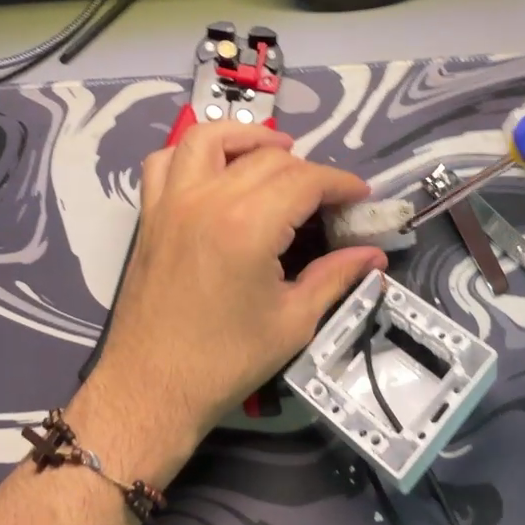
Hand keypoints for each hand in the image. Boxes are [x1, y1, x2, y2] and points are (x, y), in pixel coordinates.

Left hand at [71, 122, 385, 481]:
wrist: (152, 387)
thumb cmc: (226, 362)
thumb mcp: (293, 322)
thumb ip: (335, 277)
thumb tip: (374, 257)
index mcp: (248, 225)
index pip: (306, 180)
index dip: (341, 183)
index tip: (361, 196)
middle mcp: (207, 199)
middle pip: (267, 158)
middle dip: (307, 169)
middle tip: (328, 198)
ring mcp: (171, 202)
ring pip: (209, 138)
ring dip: (247, 138)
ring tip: (276, 154)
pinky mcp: (150, 215)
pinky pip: (165, 162)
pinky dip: (192, 153)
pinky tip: (214, 170)